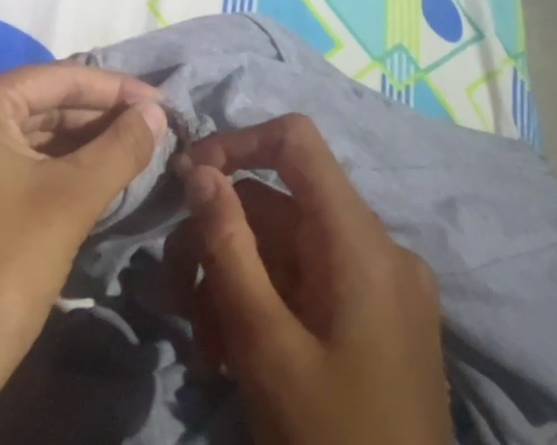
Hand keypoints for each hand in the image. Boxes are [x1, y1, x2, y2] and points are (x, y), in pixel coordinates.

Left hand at [0, 64, 166, 444]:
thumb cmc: (5, 265)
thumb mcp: (72, 198)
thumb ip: (120, 146)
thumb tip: (155, 113)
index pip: (56, 78)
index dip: (116, 89)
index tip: (165, 101)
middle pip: (35, 102)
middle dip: (95, 116)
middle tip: (152, 128)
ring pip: (18, 130)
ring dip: (72, 140)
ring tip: (129, 147)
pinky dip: (41, 161)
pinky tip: (85, 169)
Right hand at [165, 114, 449, 444]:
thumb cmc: (329, 433)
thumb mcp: (263, 342)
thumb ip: (228, 246)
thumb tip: (200, 169)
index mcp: (359, 243)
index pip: (296, 141)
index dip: (235, 143)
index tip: (185, 182)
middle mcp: (377, 249)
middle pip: (276, 204)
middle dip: (216, 241)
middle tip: (176, 299)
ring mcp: (380, 287)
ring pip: (283, 248)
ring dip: (230, 282)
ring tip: (203, 346)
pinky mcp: (375, 319)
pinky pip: (306, 284)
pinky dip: (262, 304)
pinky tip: (230, 356)